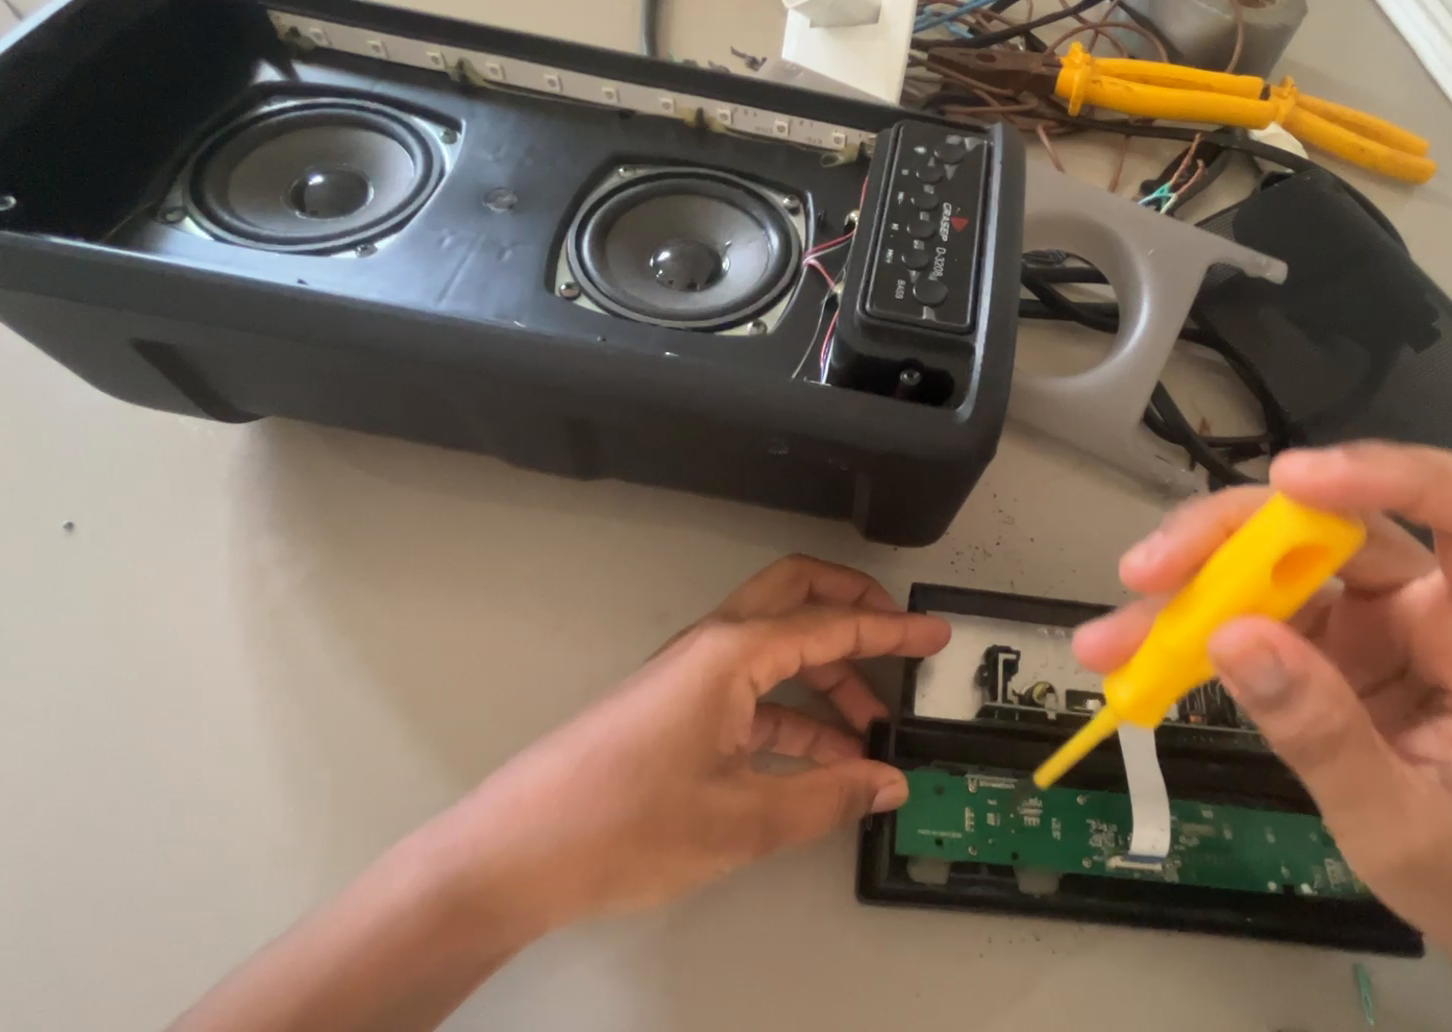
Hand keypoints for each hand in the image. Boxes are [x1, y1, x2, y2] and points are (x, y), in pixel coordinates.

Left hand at [437, 555, 949, 937]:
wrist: (513, 854)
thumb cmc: (629, 825)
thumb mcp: (743, 819)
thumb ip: (827, 796)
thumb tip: (890, 783)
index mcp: (733, 653)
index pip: (831, 627)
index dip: (891, 632)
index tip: (938, 635)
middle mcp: (714, 645)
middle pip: (795, 596)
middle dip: (852, 610)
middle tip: (901, 640)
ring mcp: (692, 675)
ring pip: (776, 648)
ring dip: (827, 676)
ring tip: (872, 730)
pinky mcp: (678, 706)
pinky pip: (751, 692)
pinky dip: (793, 713)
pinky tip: (821, 758)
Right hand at [1074, 444, 1451, 1004]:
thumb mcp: (1408, 831)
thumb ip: (1327, 738)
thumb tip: (1233, 639)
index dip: (1395, 473)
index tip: (1290, 480)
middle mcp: (1426, 608)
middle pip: (1331, 524)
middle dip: (1228, 535)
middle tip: (1144, 572)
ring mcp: (1366, 625)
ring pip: (1270, 564)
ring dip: (1183, 589)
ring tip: (1108, 640)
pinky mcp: (1318, 648)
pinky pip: (1242, 616)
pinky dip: (1182, 634)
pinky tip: (1129, 659)